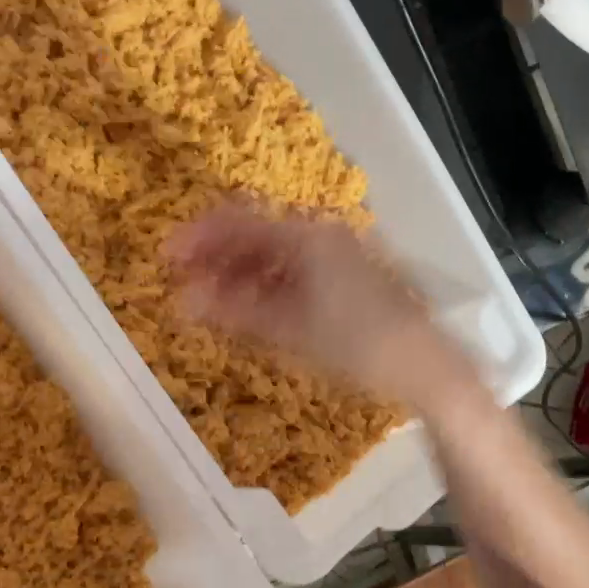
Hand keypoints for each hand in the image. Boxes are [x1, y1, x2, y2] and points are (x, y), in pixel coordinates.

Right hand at [165, 203, 474, 408]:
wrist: (422, 365)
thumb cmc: (358, 345)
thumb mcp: (291, 330)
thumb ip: (235, 312)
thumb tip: (183, 301)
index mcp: (307, 237)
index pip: (239, 223)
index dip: (198, 237)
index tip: (166, 258)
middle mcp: (319, 237)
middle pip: (254, 237)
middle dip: (215, 258)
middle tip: (182, 284)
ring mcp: (333, 257)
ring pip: (271, 257)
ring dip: (237, 275)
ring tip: (208, 304)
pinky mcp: (341, 280)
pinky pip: (291, 274)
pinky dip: (264, 288)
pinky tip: (246, 309)